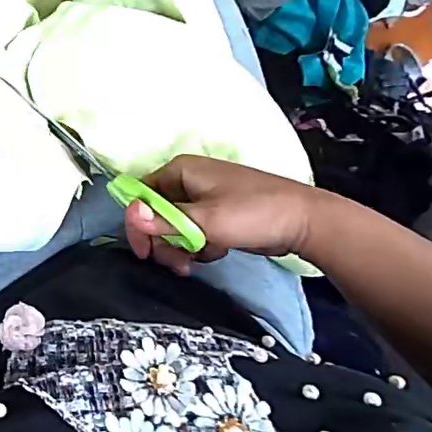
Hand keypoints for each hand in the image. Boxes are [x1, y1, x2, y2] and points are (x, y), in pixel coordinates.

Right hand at [123, 155, 324, 274]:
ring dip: (182, 248)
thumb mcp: (205, 221)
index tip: (145, 252)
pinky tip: (217, 252)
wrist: (302, 222)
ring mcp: (203, 197)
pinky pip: (193, 233)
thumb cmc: (253, 214)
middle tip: (180, 261)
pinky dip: (200, 246)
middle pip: (155, 214)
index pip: (141, 195)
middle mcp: (188, 180)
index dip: (138, 224)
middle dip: (164, 241)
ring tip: (201, 258)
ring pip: (174, 227)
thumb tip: (129, 214)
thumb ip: (164, 221)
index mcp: (181, 170)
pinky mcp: (217, 214)